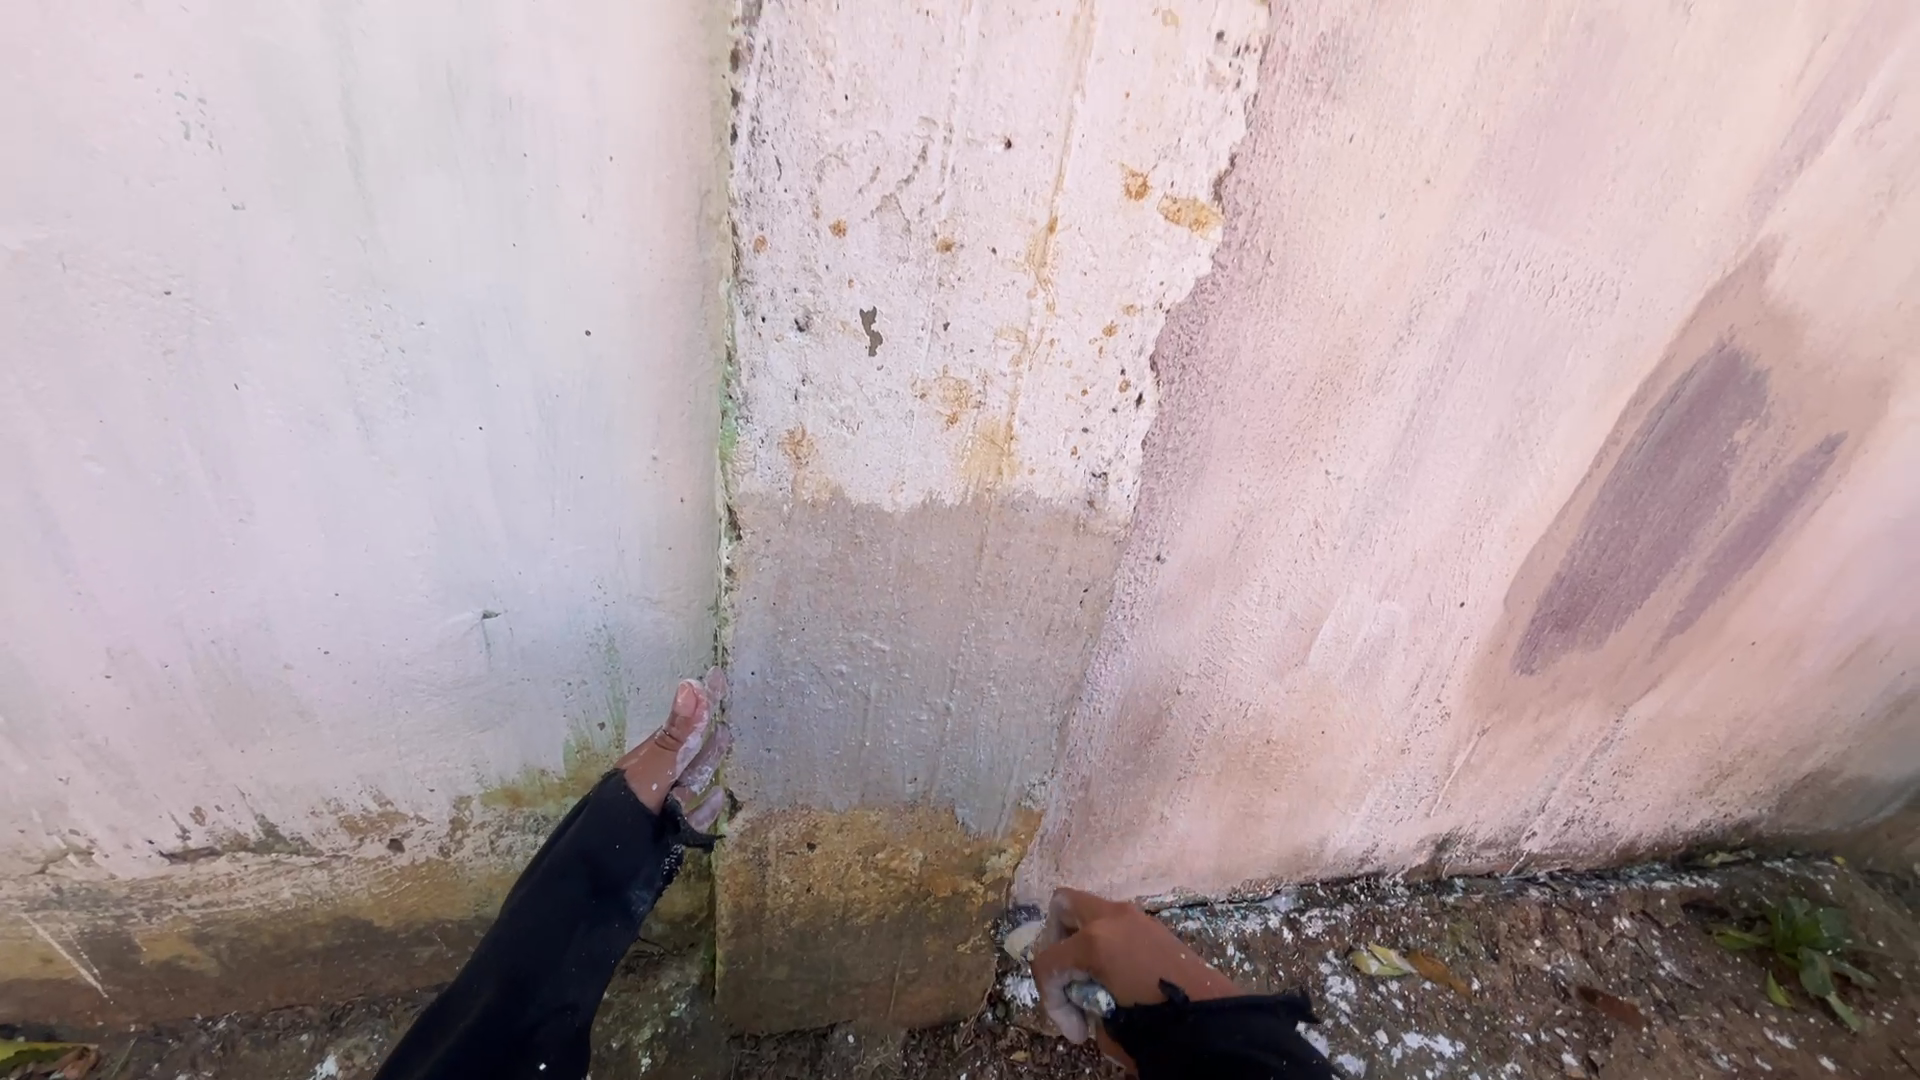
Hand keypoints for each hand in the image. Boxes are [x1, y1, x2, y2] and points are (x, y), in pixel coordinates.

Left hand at [613, 667, 731, 828]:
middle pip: (687, 751)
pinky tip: (719, 795)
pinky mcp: (673, 833)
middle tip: (723, 709)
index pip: (683, 723)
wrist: (601, 869)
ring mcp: (665, 807)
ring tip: (726, 738)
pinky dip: (707, 805)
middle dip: (705, 731)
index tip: (716, 676)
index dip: (702, 701)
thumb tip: (692, 685)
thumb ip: (677, 732)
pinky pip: (694, 815)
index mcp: (650, 759)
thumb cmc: (626, 809)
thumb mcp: (655, 765)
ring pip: (692, 780)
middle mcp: (658, 780)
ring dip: (709, 759)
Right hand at [1029, 888, 1241, 1070]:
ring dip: (1080, 940)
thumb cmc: (1157, 1025)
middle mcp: (1109, 917)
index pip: (1047, 960)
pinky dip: (1104, 941)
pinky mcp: (1151, 924)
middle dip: (1056, 941)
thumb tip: (1084, 999)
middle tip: (1068, 979)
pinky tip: (1115, 976)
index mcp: (1094, 941)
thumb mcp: (1108, 1028)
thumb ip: (1083, 1004)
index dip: (1049, 999)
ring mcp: (1133, 915)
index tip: (1074, 1030)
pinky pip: (1113, 922)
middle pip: (1062, 906)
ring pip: (1090, 910)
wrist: (1215, 1022)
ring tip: (1093, 982)